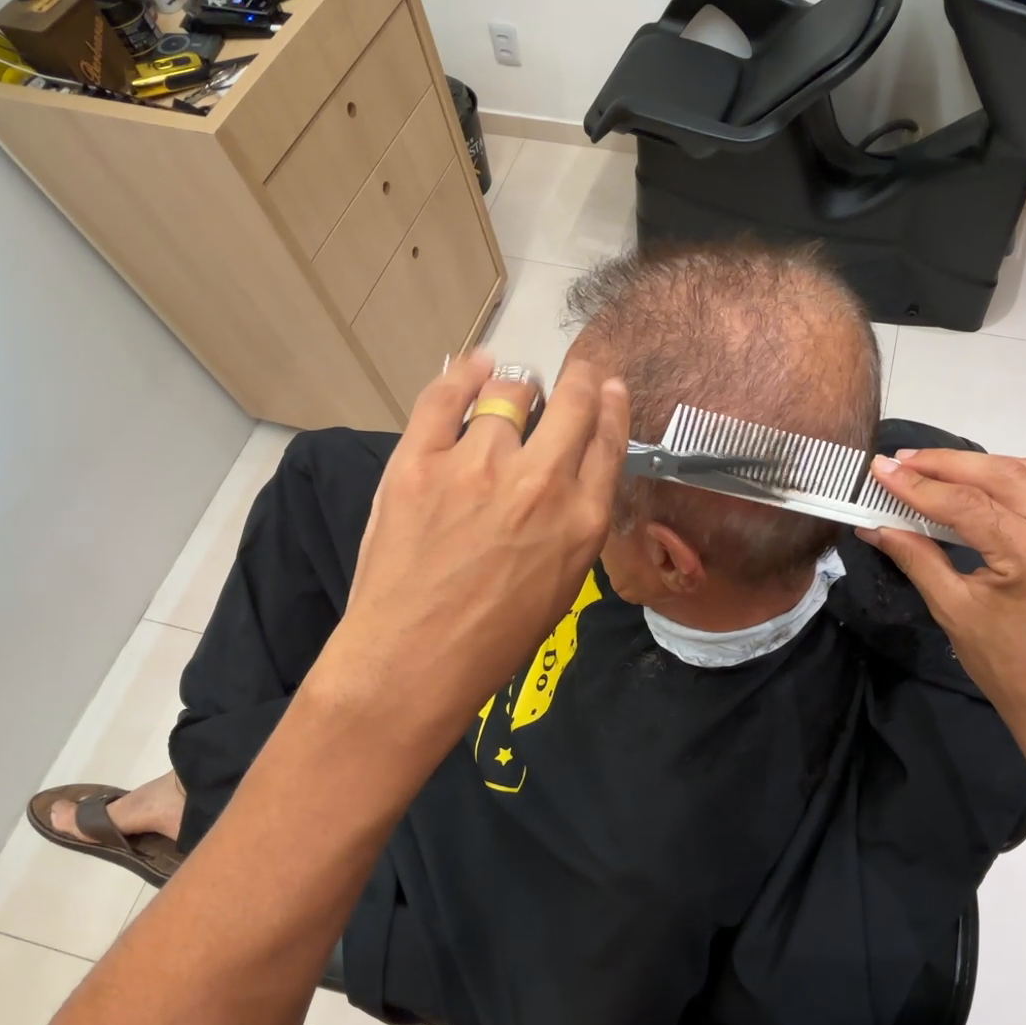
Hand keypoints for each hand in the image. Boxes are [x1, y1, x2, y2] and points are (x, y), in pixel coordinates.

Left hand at [309, 353, 629, 754]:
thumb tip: (572, 475)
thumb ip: (577, 522)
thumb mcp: (564, 582)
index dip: (610, 405)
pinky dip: (466, 373)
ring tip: (511, 396)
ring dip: (519, 390)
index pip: (608, 440)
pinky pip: (446, 394)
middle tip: (572, 379)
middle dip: (578, 381)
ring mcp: (478, 466)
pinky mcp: (420, 460)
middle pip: (572, 402)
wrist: (414, 659)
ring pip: (510, 391)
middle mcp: (540, 482)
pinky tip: (476, 365)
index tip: (607, 387)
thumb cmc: (497, 637)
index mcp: (582, 519)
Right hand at [856, 450, 1025, 769]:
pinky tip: (971, 482)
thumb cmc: (1003, 665)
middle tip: (900, 461)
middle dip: (945, 464)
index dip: (919, 485)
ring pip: (1024, 474)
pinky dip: (1003, 479)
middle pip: (1000, 476)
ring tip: (928, 466)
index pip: (968, 505)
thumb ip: (916, 557)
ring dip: (974, 465)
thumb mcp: (952, 610)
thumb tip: (876, 524)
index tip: (881, 470)